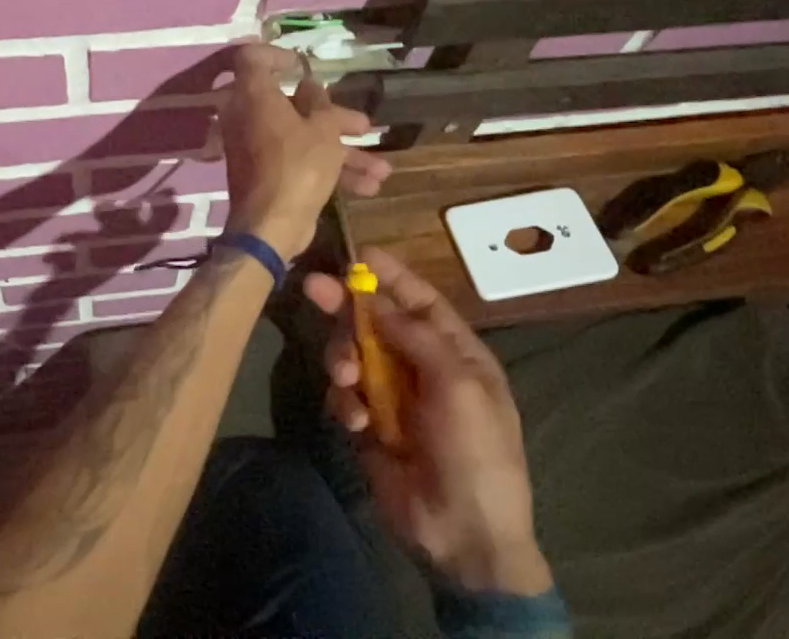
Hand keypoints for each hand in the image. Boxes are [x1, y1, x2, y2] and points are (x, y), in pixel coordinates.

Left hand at [218, 44, 391, 260]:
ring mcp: (256, 147)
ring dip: (343, 151)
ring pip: (302, 137)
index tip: (302, 66)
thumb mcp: (321, 129)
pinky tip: (369, 186)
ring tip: (383, 168)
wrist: (271, 226)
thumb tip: (309, 87)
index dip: (276, 55)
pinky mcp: (266, 173)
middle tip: (364, 126)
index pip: (251, 58)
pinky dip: (329, 170)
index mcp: (253, 96)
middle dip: (335, 118)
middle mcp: (248, 117)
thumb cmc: (297, 166)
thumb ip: (319, 103)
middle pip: (292, 105)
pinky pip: (298, 160)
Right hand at [303, 248, 553, 594]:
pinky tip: (357, 423)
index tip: (356, 252)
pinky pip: (344, 397)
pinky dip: (345, 403)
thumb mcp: (458, 384)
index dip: (390, 275)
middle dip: (346, 306)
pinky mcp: (367, 425)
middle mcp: (420, 366)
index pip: (419, 300)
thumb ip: (416, 335)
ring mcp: (392, 396)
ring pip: (351, 355)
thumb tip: (376, 299)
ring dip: (343, 359)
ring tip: (347, 379)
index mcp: (455, 351)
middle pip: (375, 321)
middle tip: (313, 287)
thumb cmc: (475, 451)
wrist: (464, 535)